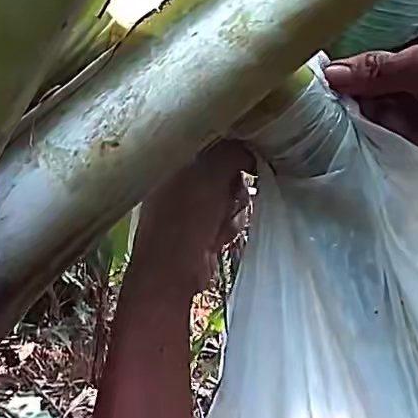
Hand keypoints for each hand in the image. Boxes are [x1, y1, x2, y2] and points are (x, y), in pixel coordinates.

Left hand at [131, 142, 249, 293]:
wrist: (172, 274)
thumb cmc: (184, 219)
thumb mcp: (210, 175)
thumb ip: (232, 153)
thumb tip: (249, 150)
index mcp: (168, 162)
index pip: (208, 143)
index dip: (230, 150)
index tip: (245, 159)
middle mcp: (175, 182)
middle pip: (223, 171)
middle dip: (233, 186)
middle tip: (228, 198)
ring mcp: (186, 207)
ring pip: (228, 196)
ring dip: (232, 210)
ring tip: (219, 222)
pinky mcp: (198, 230)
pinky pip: (226, 219)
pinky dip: (228, 227)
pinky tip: (218, 237)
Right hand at [323, 15, 417, 169]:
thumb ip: (375, 70)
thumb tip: (328, 73)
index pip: (378, 36)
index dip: (355, 57)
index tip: (334, 78)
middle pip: (377, 71)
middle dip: (370, 93)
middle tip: (368, 108)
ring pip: (385, 98)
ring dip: (387, 115)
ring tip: (405, 125)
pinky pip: (399, 118)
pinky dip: (400, 128)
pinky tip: (416, 134)